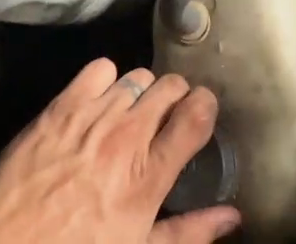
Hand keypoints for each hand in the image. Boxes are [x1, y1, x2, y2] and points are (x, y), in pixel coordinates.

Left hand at [0, 58, 239, 243]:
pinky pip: (100, 68)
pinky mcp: (63, 104)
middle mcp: (127, 135)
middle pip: (170, 86)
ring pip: (137, 76)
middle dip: (175, 97)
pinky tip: (100, 101)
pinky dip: (106, 79)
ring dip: (141, 92)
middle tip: (165, 117)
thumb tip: (232, 216)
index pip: (196, 113)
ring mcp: (93, 115)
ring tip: (131, 113)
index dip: (205, 106)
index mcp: (149, 174)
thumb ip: (189, 232)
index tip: (201, 113)